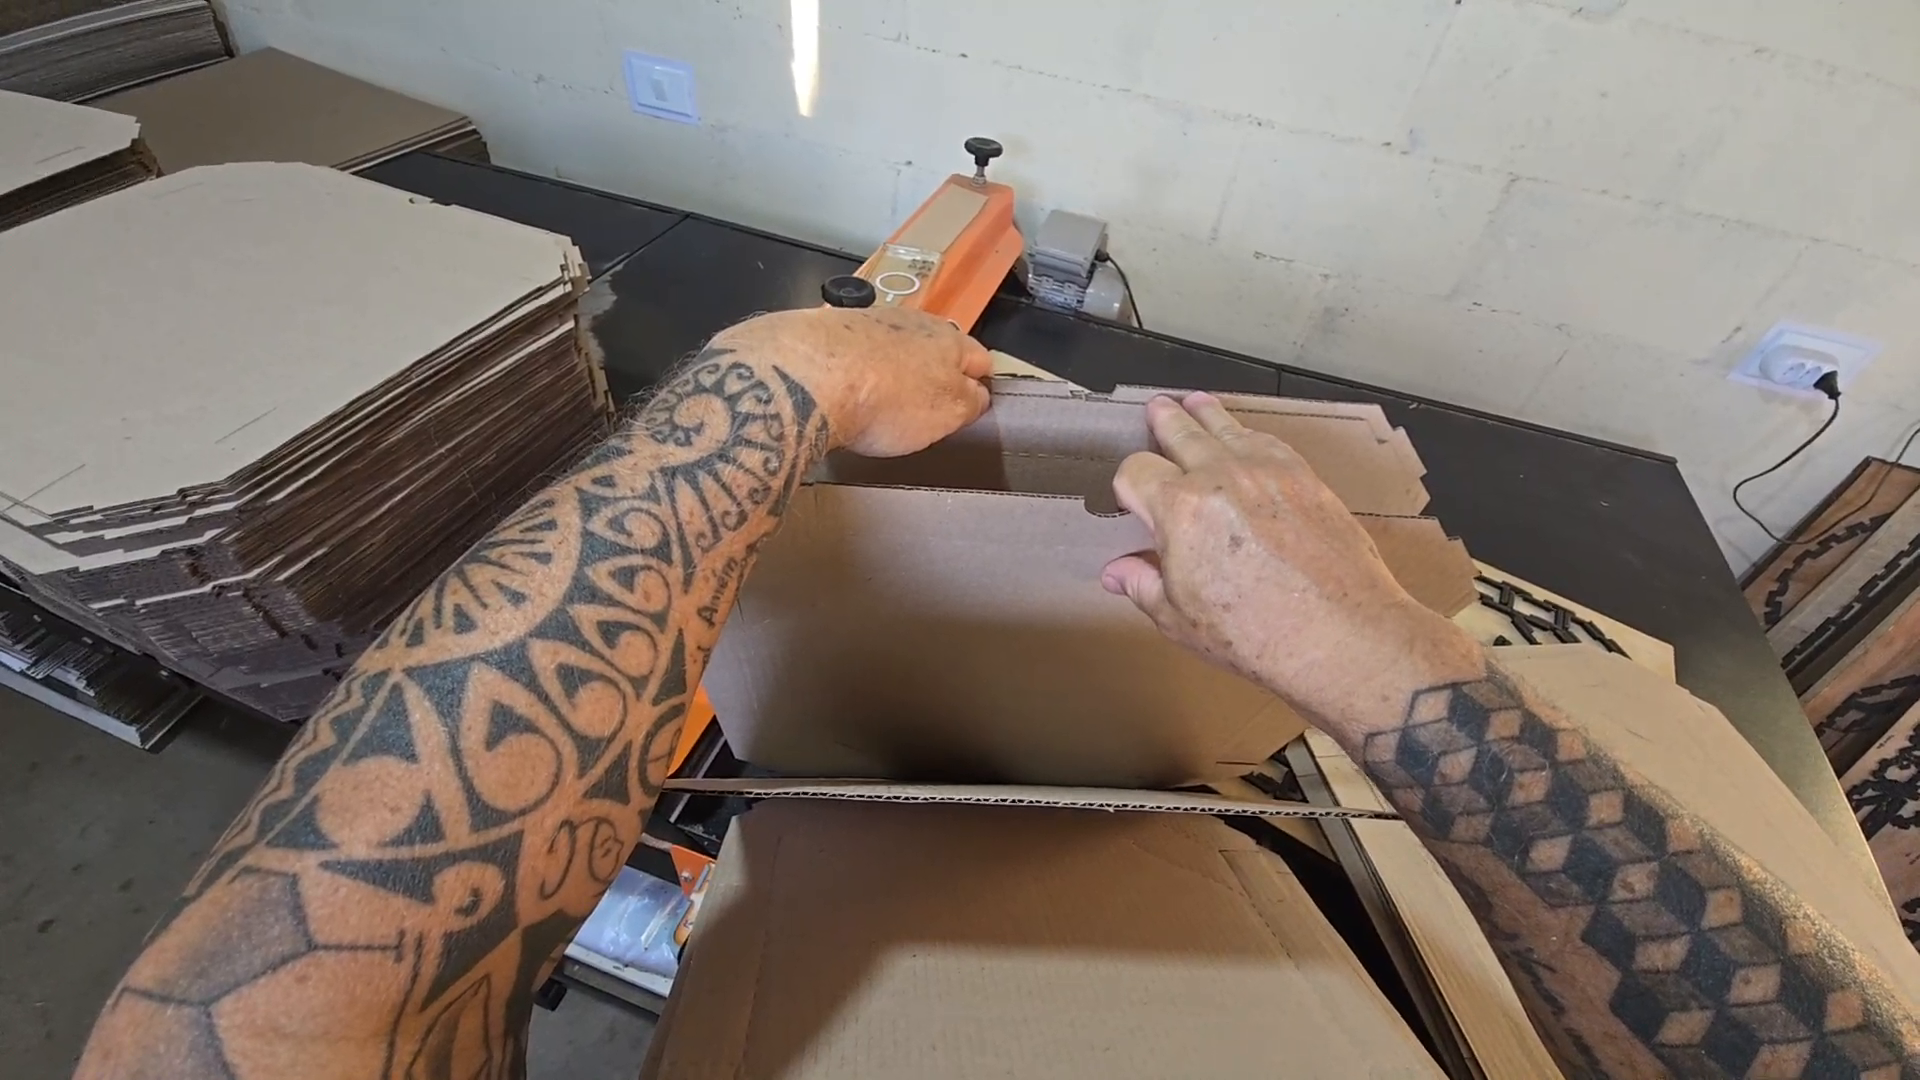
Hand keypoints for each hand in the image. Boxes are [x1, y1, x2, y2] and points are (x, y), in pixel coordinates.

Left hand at [712, 306, 992, 456]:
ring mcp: (868, 320)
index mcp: (950, 340)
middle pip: (935, 346)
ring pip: (895, 344)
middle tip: (930, 402)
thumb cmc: (890, 400)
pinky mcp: (829, 329)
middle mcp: (912, 321)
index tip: (974, 400)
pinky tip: (849, 389)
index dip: (980, 380)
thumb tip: (978, 394)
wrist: (811, 375)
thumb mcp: (947, 414)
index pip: (980, 357)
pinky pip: (856, 350)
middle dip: (936, 370)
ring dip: (896, 366)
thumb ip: (969, 403)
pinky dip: (859, 368)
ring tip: (886, 398)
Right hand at [1102, 393, 1479, 733]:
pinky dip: (1249, 434)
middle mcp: (1220, 476)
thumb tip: (1117, 573)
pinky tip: (1246, 437)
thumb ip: (1143, 584)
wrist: (1342, 635)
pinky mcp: (1304, 478)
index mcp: (1178, 508)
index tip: (1130, 496)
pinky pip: (1268, 441)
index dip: (1126, 483)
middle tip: (1158, 408)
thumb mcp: (1179, 617)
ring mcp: (1266, 471)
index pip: (1136, 471)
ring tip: (1195, 404)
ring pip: (1226, 427)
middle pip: (1181, 431)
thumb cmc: (1256, 633)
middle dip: (1164, 420)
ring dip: (1205, 414)